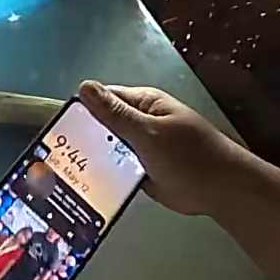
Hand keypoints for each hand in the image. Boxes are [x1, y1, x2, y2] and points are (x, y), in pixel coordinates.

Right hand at [79, 81, 279, 221]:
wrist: (223, 192)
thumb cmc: (189, 157)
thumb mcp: (148, 132)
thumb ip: (115, 113)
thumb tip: (84, 87)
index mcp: (143, 104)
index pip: (102, 100)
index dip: (81, 111)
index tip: (59, 128)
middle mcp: (139, 122)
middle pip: (102, 125)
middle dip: (83, 137)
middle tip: (55, 155)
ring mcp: (140, 147)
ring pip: (107, 149)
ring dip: (92, 158)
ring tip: (63, 173)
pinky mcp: (141, 171)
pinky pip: (116, 169)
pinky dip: (104, 175)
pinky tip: (84, 185)